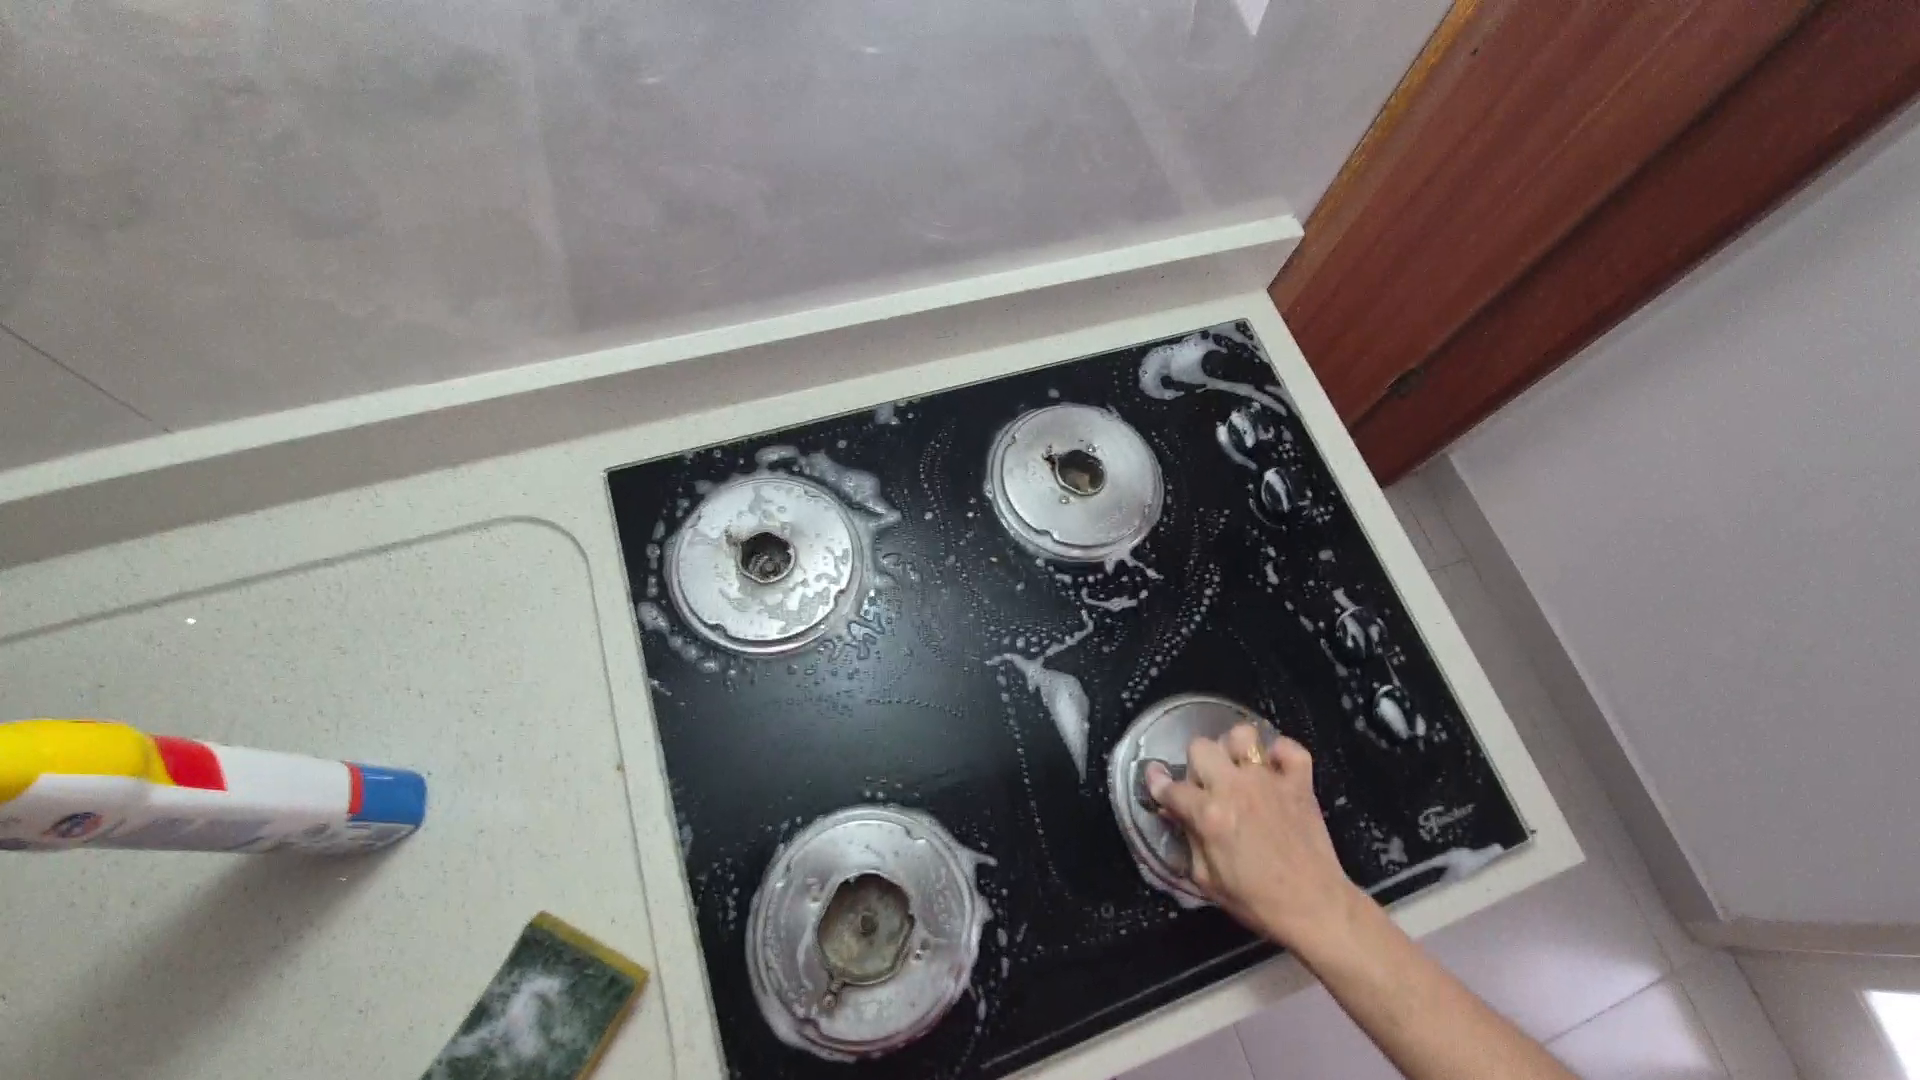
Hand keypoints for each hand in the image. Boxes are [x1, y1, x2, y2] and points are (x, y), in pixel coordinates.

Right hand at [1145, 725, 1362, 949]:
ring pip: (1241, 736)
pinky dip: (1280, 753)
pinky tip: (1274, 769)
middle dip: (1196, 765)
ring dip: (1234, 750)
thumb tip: (1175, 813)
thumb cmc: (1256, 901)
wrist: (1315, 908)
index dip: (1157, 784)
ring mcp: (1269, 781)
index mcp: (1209, 814)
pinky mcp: (1299, 783)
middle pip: (1200, 747)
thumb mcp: (1207, 880)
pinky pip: (1289, 748)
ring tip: (1238, 771)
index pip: (1170, 787)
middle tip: (1206, 787)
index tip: (1157, 781)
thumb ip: (1188, 840)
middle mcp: (1235, 788)